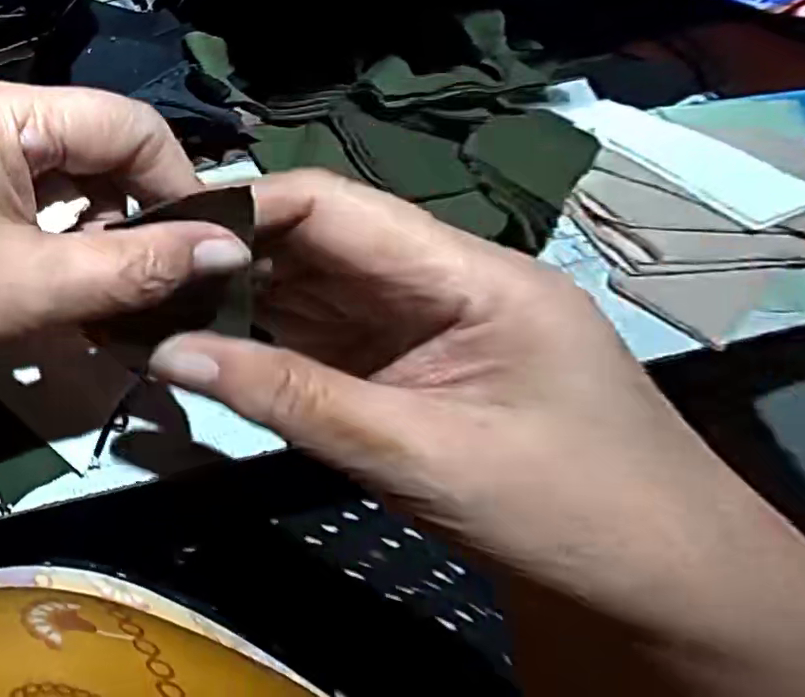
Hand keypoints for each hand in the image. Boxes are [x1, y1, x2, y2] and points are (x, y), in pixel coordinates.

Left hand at [0, 82, 252, 411]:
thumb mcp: (38, 286)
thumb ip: (139, 266)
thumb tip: (229, 250)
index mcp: (3, 110)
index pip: (124, 121)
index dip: (175, 179)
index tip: (206, 243)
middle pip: (96, 138)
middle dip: (136, 201)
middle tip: (164, 267)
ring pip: (67, 163)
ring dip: (99, 215)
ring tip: (111, 274)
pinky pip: (32, 181)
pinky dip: (61, 220)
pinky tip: (68, 263)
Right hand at [147, 170, 804, 695]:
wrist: (667, 601)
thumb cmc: (579, 516)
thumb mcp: (425, 457)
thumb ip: (288, 398)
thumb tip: (166, 353)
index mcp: (461, 271)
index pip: (330, 204)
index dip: (242, 207)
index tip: (162, 230)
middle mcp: (422, 276)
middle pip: (301, 235)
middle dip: (220, 248)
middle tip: (137, 265)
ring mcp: (397, 316)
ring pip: (290, 279)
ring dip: (223, 288)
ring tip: (149, 296)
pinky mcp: (379, 356)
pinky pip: (295, 326)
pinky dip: (242, 330)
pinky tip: (193, 334)